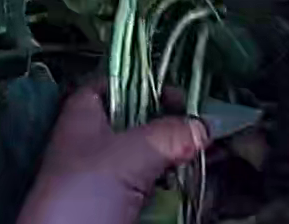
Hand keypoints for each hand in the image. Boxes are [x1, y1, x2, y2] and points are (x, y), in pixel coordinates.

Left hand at [16, 82, 207, 223]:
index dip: (148, 83)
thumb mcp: (128, 155)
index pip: (119, 81)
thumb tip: (202, 125)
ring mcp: (104, 174)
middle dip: (168, 124)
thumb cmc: (85, 191)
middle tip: (199, 131)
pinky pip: (147, 188)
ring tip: (199, 158)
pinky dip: (168, 187)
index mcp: (85, 109)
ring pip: (145, 156)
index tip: (181, 96)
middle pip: (137, 119)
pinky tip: (187, 186)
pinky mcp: (115, 206)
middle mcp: (94, 136)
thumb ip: (166, 135)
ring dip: (171, 157)